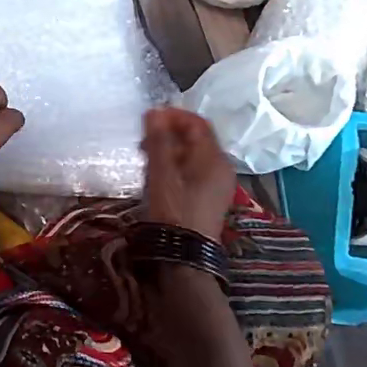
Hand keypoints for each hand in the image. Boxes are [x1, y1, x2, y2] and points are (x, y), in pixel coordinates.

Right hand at [141, 107, 235, 240]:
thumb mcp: (162, 174)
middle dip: (171, 132)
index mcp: (214, 158)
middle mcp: (222, 167)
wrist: (184, 254)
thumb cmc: (174, 210)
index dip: (174, 115)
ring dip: (172, 149)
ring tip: (147, 154)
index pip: (198, 123)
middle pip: (198, 138)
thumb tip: (155, 111)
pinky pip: (195, 170)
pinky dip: (177, 164)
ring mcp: (218, 184)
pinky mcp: (210, 197)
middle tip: (144, 137)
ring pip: (195, 155)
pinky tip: (158, 174)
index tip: (149, 117)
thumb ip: (159, 141)